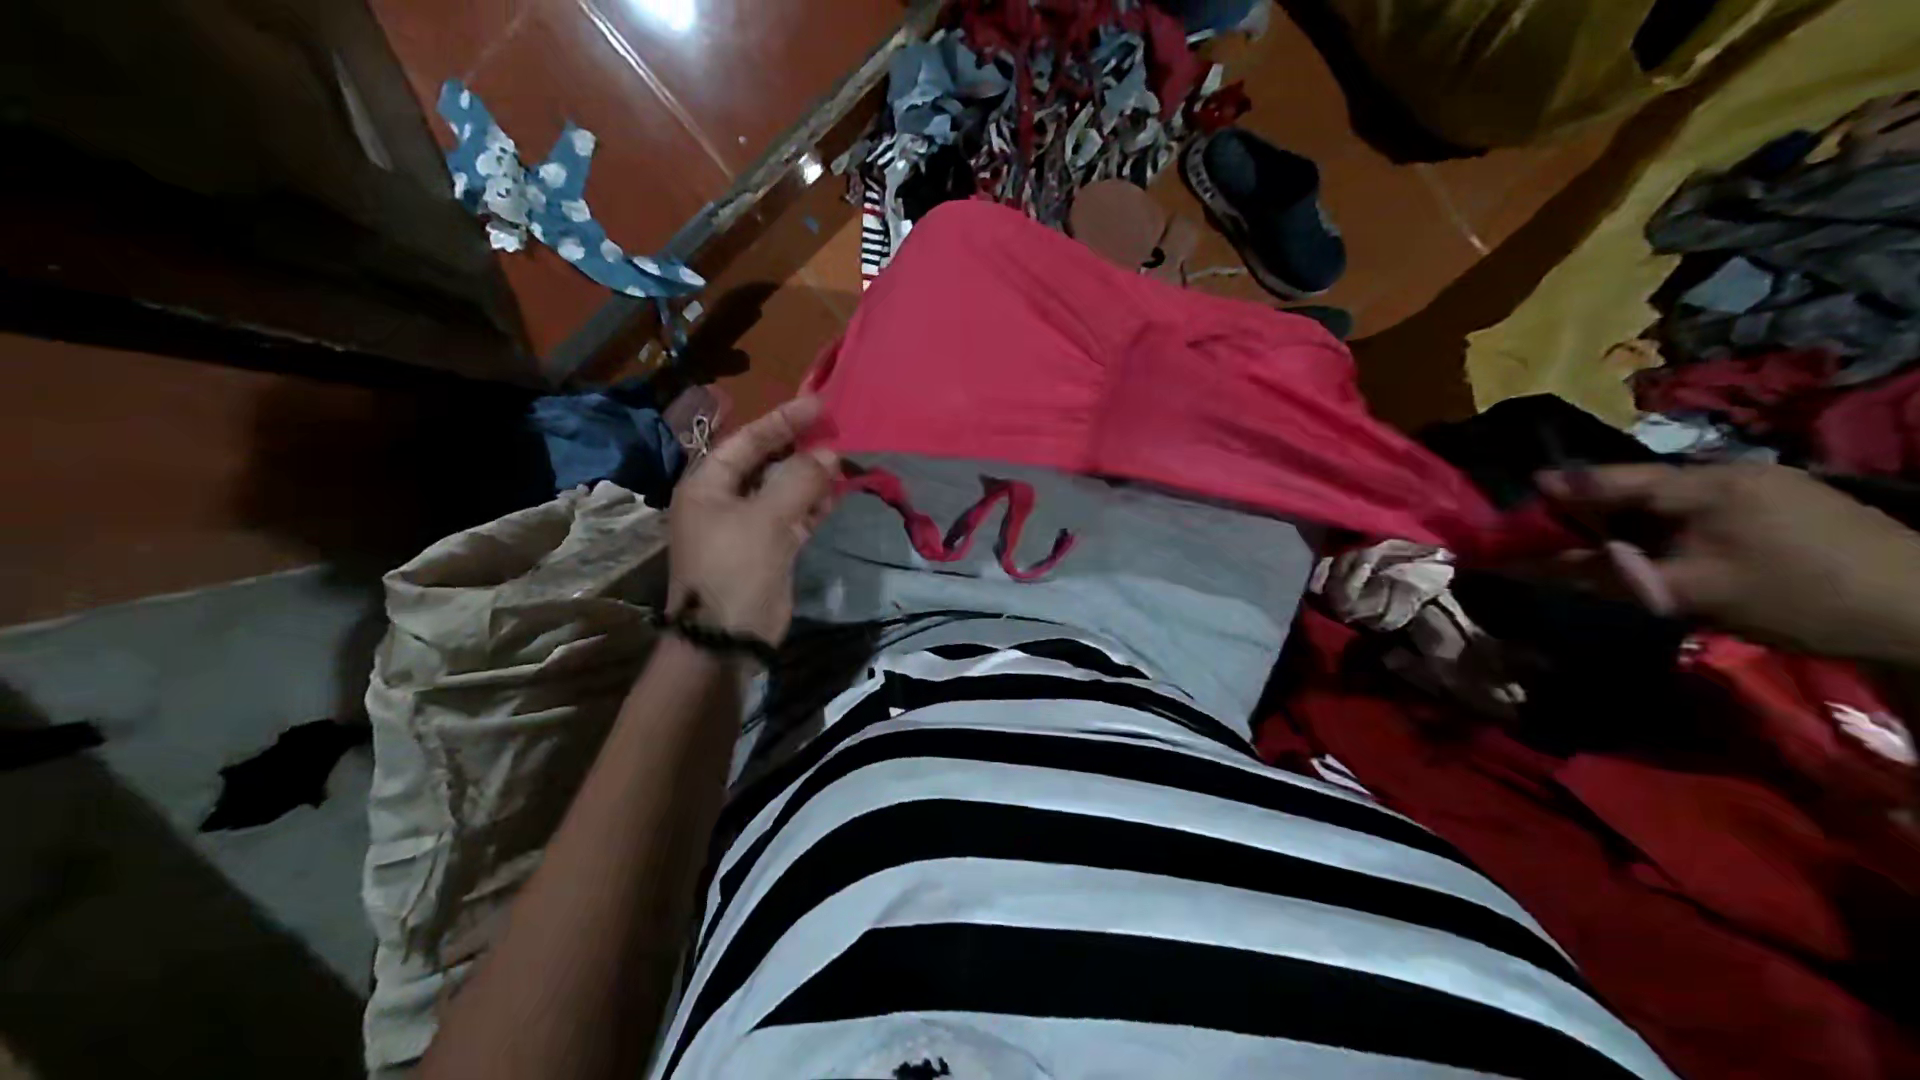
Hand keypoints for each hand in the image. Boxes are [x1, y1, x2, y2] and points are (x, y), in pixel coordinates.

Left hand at [667, 397, 838, 645]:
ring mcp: (748, 525)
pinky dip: (815, 504)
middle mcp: (725, 499)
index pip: (748, 440)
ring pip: (784, 489)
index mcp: (708, 485)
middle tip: (837, 430)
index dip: (783, 420)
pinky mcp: (769, 548)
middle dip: (801, 447)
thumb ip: (800, 481)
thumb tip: (830, 454)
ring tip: (844, 459)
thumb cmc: (736, 570)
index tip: (819, 404)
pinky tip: (838, 491)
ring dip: (812, 476)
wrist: (727, 639)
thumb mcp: (767, 520)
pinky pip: (794, 515)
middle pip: (766, 461)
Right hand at [1541, 464, 1919, 663]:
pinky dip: (1661, 527)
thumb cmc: (1800, 596)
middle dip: (1591, 506)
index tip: (1523, 487)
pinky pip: (1697, 511)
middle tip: (1549, 525)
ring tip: (1592, 539)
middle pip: (1639, 488)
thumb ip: (1608, 574)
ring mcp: (1763, 488)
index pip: (1616, 480)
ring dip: (1626, 520)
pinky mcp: (1783, 507)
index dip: (1565, 486)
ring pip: (1667, 502)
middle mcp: (1732, 474)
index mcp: (1710, 485)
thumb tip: (1531, 565)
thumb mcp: (1693, 591)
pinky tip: (1654, 547)